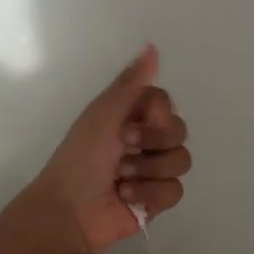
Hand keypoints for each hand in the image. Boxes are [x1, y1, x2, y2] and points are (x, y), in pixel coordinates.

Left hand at [26, 45, 190, 253]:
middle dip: (152, 143)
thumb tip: (152, 46)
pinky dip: (149, 193)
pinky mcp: (158, 198)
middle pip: (178, 131)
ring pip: (181, 161)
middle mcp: (144, 137)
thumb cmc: (82, 155)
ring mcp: (152, 168)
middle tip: (124, 149)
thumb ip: (131, 82)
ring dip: (147, 170)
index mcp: (128, 113)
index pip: (165, 102)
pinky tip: (126, 196)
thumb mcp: (103, 113)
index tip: (133, 122)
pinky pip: (175, 190)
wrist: (71, 208)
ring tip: (121, 177)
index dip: (156, 114)